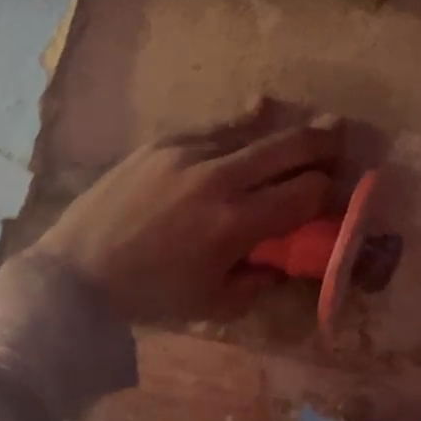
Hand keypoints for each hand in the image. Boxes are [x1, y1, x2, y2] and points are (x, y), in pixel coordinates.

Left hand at [29, 102, 340, 323]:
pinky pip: (212, 128)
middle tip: (345, 139)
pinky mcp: (158, 145)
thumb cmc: (146, 297)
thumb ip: (257, 283)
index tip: (340, 193)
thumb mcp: (210, 305)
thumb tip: (282, 263)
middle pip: (291, 146)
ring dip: (285, 128)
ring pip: (252, 128)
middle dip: (326, 143)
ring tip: (311, 123)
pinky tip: (256, 115)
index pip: (306, 194)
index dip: (332, 192)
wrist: (76, 273)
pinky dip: (239, 126)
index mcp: (235, 225)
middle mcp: (218, 180)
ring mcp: (186, 154)